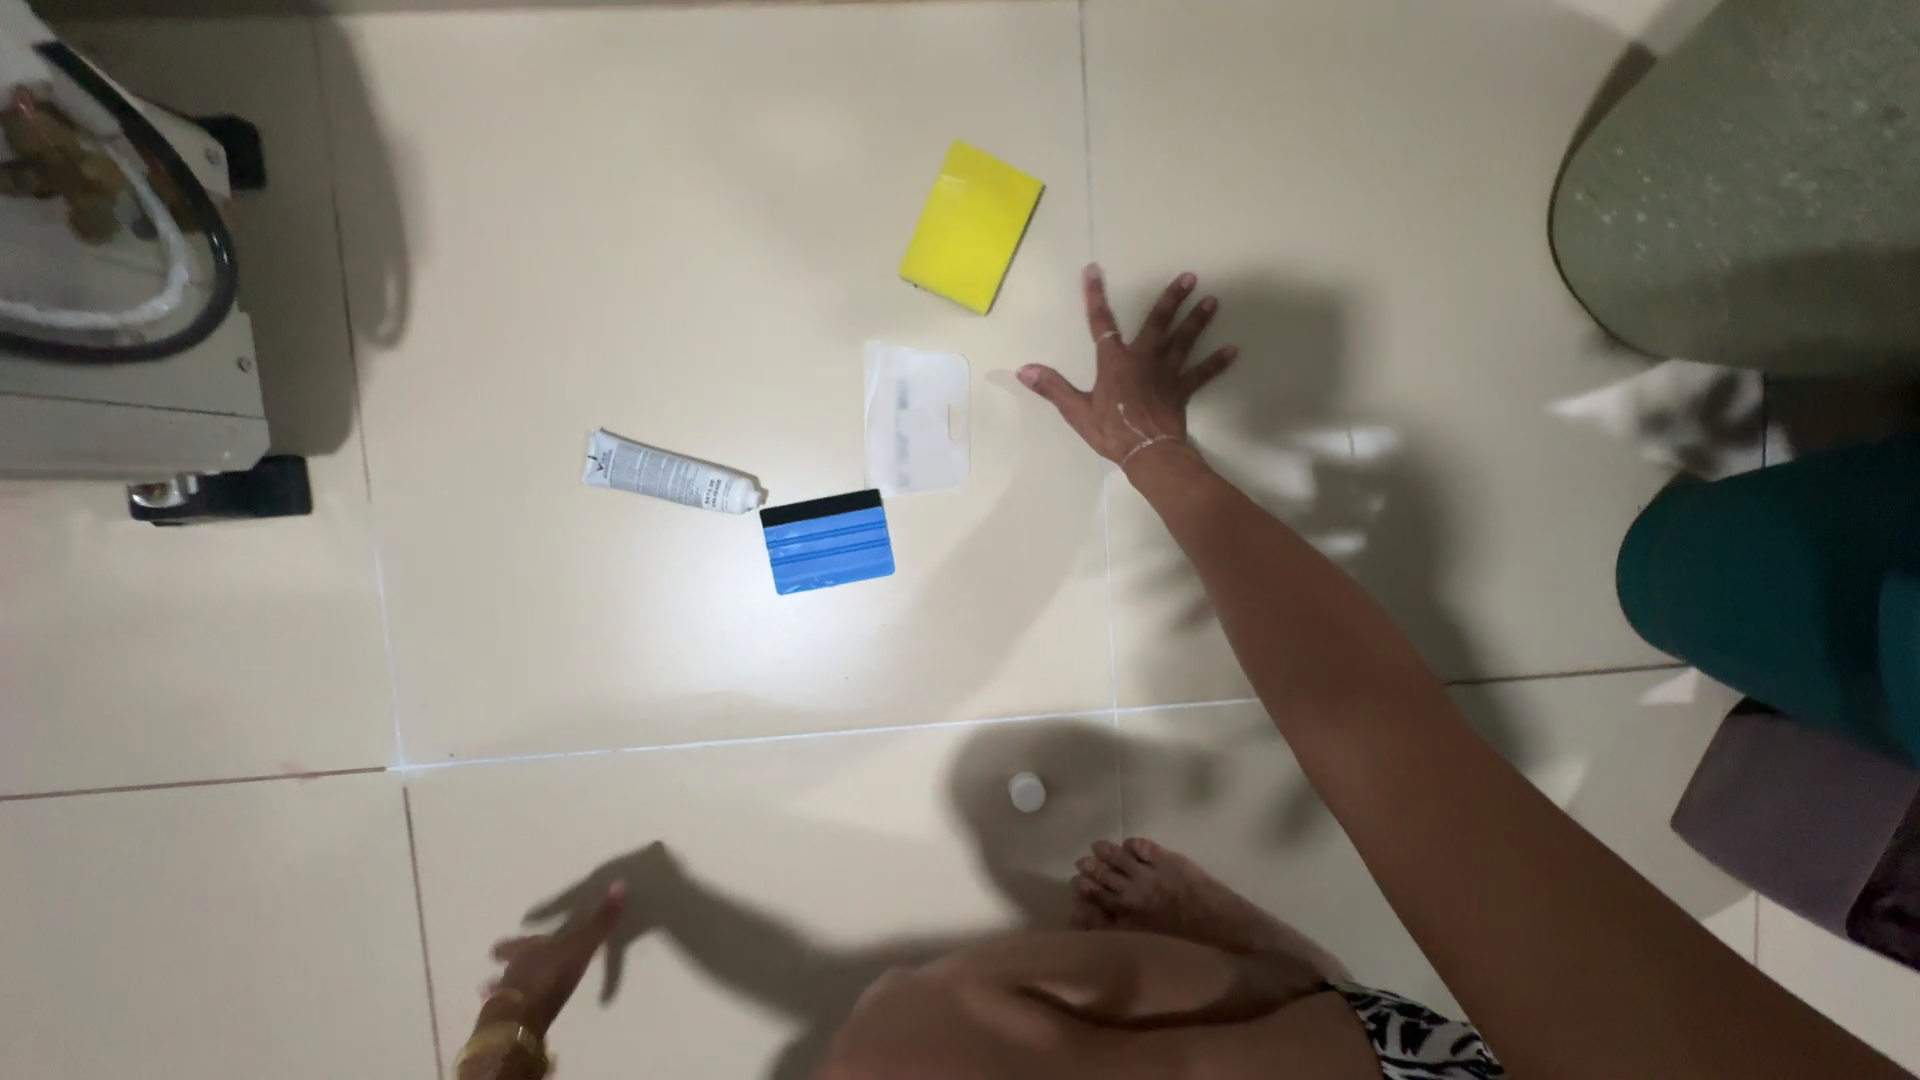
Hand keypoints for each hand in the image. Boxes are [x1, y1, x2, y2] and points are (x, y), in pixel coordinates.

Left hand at [483, 881, 625, 1035]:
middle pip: (505, 968)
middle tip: (495, 973)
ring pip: (501, 993)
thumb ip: (600, 922)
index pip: (514, 944)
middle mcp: (512, 972)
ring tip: (502, 1000)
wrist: (522, 1022)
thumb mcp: (581, 946)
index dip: (508, 945)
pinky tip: (517, 1022)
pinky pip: (507, 1017)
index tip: (496, 947)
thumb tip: (619, 883)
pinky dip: (511, 1016)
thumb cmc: (550, 976)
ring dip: (502, 994)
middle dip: (503, 969)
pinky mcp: (506, 1026)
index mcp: (526, 951)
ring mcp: (504, 1000)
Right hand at [1018, 265, 1237, 467]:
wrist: (1147, 452)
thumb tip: (1024, 369)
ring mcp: (1166, 374)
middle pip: (1158, 324)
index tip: (1094, 271)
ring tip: (1213, 301)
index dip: (1095, 297)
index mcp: (1115, 361)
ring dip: (1198, 321)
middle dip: (1173, 300)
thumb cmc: (1110, 431)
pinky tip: (1233, 350)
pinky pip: (1201, 374)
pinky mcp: (1182, 391)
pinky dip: (1217, 363)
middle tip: (1190, 277)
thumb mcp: (1075, 411)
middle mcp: (1143, 359)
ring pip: (1184, 342)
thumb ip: (1052, 387)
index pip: (1101, 324)